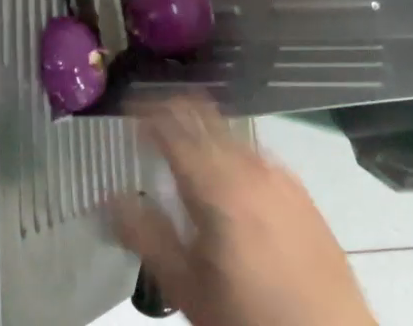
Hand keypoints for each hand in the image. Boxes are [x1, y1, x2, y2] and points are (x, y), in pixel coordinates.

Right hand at [109, 97, 374, 325]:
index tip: (125, 108)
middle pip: (202, 116)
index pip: (171, 124)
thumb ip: (146, 236)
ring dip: (202, 129)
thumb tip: (111, 199)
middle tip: (146, 118)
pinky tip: (227, 177)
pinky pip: (256, 155)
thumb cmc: (247, 315)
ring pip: (230, 133)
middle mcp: (247, 167)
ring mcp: (279, 177)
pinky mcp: (301, 193)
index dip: (144, 109)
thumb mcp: (186, 286)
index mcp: (214, 184)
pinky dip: (231, 151)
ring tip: (181, 146)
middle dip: (171, 109)